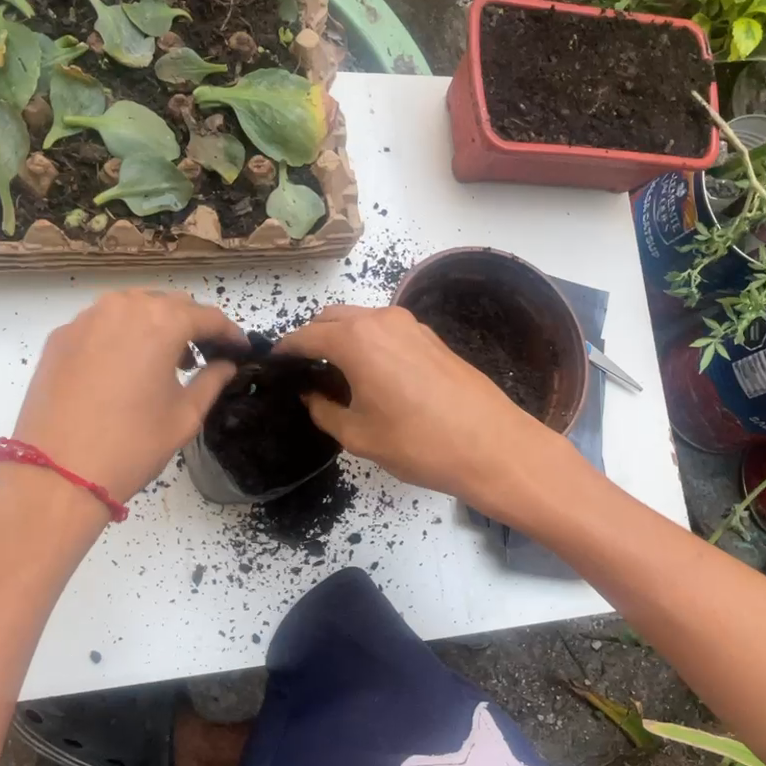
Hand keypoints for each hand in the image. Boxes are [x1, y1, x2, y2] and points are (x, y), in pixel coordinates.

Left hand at [10, 289, 244, 502]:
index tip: (240, 349)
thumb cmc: (132, 446)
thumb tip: (225, 365)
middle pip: (168, 303)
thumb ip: (210, 382)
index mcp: (160, 323)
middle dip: (190, 325)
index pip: (206, 316)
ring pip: (131, 307)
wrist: (58, 472)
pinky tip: (124, 370)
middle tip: (203, 358)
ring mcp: (85, 319)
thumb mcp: (184, 416)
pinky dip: (121, 337)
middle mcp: (122, 308)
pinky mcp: (60, 337)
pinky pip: (101, 324)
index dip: (228, 333)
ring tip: (163, 363)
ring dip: (154, 326)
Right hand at [275, 304, 572, 508]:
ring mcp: (410, 325)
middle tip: (303, 374)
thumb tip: (310, 395)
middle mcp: (380, 320)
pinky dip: (368, 344)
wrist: (491, 445)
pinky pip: (386, 331)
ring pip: (361, 322)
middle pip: (332, 319)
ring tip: (336, 378)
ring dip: (342, 340)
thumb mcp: (358, 435)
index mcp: (355, 339)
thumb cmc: (418, 443)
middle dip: (312, 340)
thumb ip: (324, 410)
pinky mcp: (431, 338)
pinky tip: (370, 378)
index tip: (274, 367)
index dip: (285, 352)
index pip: (305, 335)